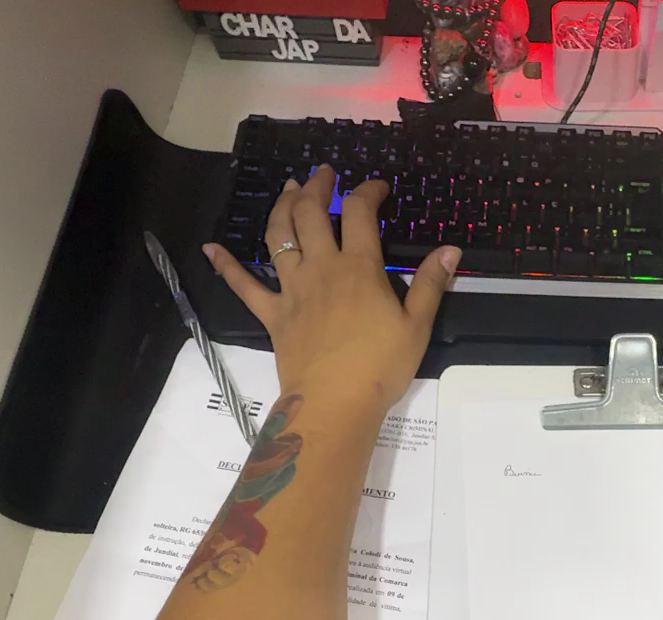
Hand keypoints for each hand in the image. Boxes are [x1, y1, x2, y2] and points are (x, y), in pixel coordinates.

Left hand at [203, 164, 459, 418]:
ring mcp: (293, 289)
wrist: (336, 402)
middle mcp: (322, 268)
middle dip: (317, 186)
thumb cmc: (381, 367)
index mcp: (360, 269)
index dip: (368, 191)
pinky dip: (227, 265)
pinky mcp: (273, 314)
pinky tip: (211, 248)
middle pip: (312, 213)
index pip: (361, 213)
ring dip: (282, 206)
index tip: (378, 187)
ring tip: (288, 190)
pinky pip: (244, 286)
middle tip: (324, 174)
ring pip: (279, 236)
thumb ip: (431, 284)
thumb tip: (451, 250)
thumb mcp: (417, 326)